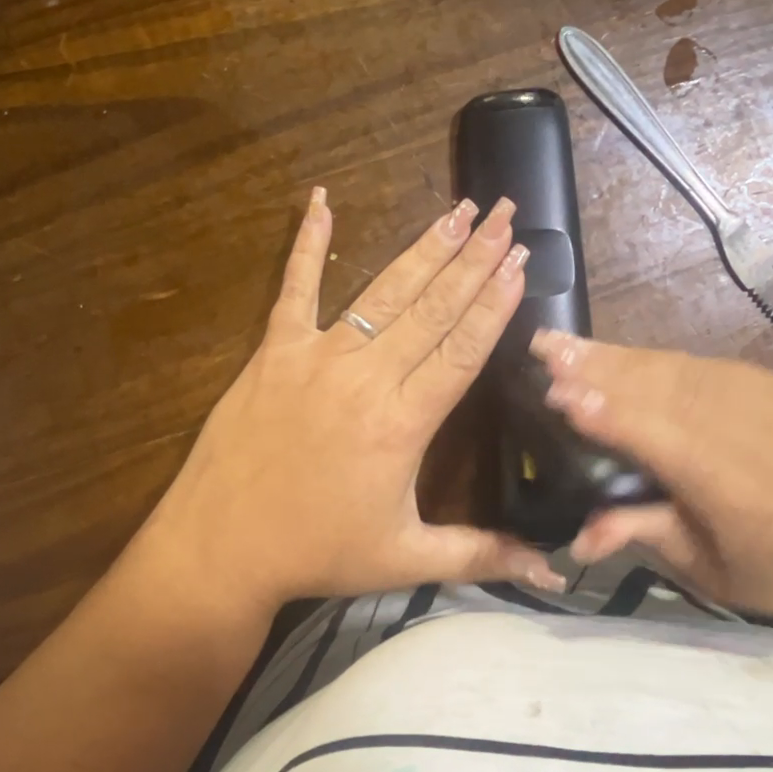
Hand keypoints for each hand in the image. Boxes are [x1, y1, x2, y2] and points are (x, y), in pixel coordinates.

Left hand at [129, 188, 567, 614]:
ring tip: (455, 211)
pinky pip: (293, 287)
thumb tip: (550, 570)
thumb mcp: (404, 558)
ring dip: (422, 249)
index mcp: (402, 421)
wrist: (222, 546)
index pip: (462, 349)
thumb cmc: (316, 552)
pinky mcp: (273, 351)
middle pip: (432, 308)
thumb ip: (481, 556)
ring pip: (381, 292)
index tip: (521, 260)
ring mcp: (315, 356)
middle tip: (503, 214)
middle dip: (474, 258)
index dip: (496, 302)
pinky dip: (306, 243)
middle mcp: (365, 376)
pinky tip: (320, 201)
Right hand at [528, 332, 772, 615]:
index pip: (685, 454)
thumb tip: (579, 540)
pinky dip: (655, 359)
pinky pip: (712, 366)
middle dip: (609, 376)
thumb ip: (646, 537)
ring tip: (566, 345)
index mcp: (765, 513)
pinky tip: (611, 352)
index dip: (624, 423)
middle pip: (685, 402)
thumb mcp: (706, 571)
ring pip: (693, 375)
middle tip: (548, 353)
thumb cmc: (769, 571)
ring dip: (622, 359)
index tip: (564, 396)